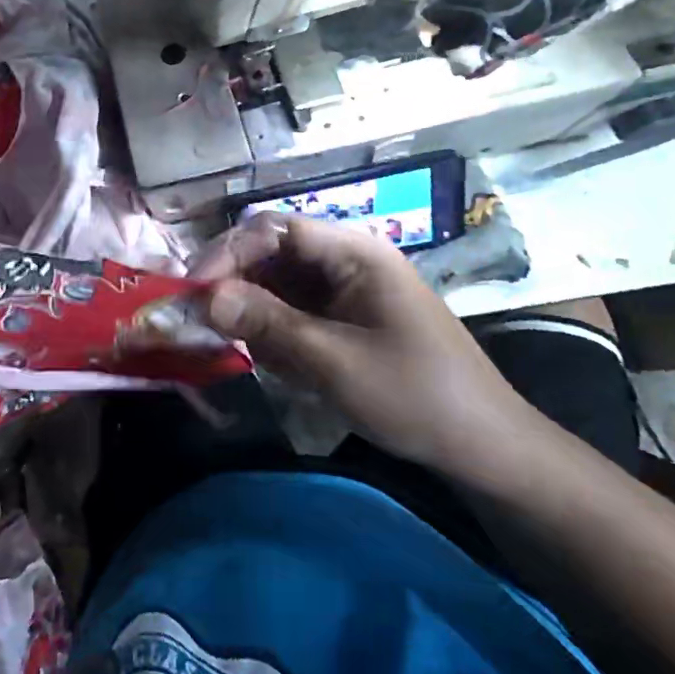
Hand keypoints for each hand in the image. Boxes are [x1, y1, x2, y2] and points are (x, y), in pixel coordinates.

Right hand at [192, 213, 528, 470]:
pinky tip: (279, 366)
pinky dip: (274, 334)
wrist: (480, 444)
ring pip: (276, 284)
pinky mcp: (343, 318)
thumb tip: (204, 297)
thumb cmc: (415, 395)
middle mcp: (345, 260)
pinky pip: (292, 312)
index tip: (193, 291)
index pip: (274, 229)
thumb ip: (268, 324)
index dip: (228, 252)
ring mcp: (344, 289)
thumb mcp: (335, 361)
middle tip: (201, 323)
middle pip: (271, 253)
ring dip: (252, 313)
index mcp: (354, 252)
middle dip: (235, 285)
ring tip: (239, 350)